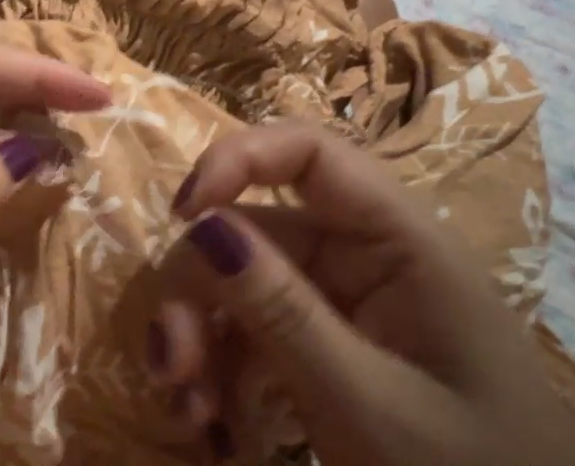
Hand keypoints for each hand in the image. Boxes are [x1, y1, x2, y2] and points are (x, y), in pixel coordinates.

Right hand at [148, 124, 574, 464]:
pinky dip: (215, 369)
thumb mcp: (370, 404)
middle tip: (171, 365)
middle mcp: (363, 261)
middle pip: (251, 230)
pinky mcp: (318, 350)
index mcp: (403, 247)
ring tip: (189, 409)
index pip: (310, 154)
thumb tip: (199, 224)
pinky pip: (245, 332)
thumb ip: (284, 313)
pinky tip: (207, 419)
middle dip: (199, 291)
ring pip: (234, 283)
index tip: (181, 214)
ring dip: (196, 338)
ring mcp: (337, 307)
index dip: (237, 159)